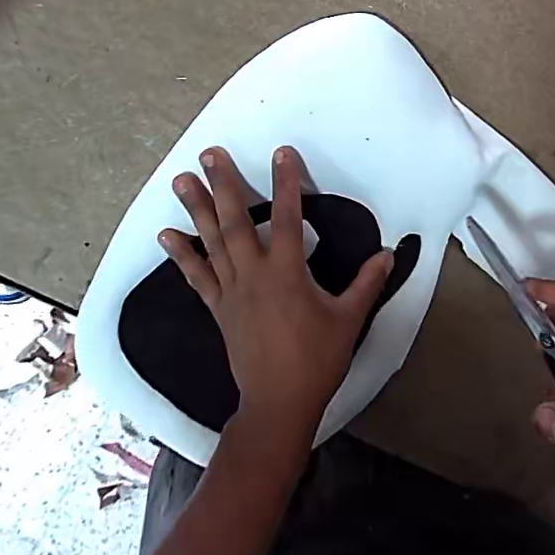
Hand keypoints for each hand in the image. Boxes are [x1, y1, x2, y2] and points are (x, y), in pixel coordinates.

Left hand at [160, 146, 394, 436]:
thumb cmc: (317, 359)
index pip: (289, 218)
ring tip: (181, 180)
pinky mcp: (219, 308)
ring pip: (211, 243)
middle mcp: (254, 275)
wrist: (278, 402)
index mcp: (287, 273)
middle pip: (236, 222)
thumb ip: (367, 283)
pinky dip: (182, 255)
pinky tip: (166, 235)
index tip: (282, 153)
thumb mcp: (349, 319)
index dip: (287, 183)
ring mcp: (231, 291)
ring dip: (196, 209)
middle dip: (225, 185)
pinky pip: (198, 276)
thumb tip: (388, 255)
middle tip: (210, 153)